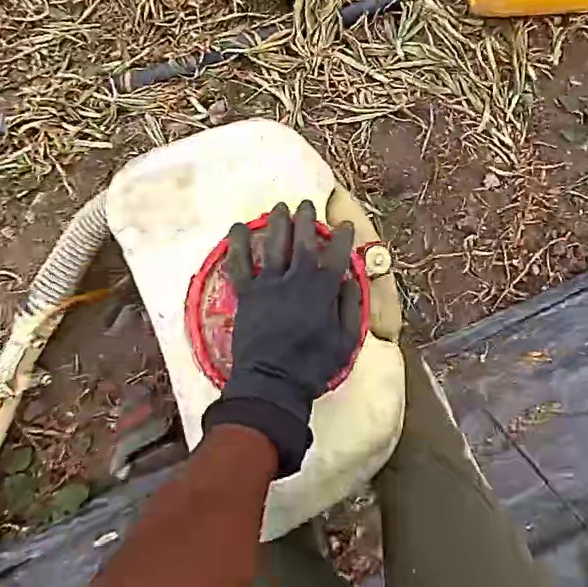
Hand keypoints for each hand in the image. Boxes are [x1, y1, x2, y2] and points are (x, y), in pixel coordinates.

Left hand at [201, 200, 359, 475]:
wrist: (272, 383)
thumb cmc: (313, 365)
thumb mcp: (346, 340)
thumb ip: (351, 306)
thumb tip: (351, 279)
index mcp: (324, 289)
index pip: (338, 254)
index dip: (343, 237)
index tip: (345, 225)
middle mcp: (297, 279)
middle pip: (303, 241)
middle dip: (306, 219)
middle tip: (306, 204)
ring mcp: (270, 284)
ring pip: (274, 245)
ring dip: (277, 223)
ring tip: (279, 207)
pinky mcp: (247, 293)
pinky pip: (240, 264)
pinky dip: (237, 245)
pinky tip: (236, 228)